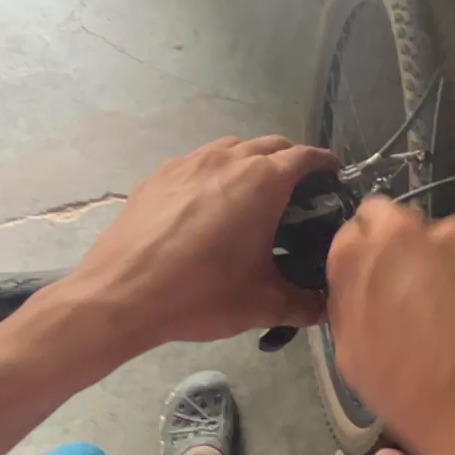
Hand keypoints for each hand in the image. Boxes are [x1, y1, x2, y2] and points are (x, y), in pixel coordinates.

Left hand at [41, 136, 338, 361]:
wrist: (119, 296)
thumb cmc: (200, 294)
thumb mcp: (263, 304)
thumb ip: (305, 304)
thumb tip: (328, 309)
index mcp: (263, 181)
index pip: (307, 157)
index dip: (326, 166)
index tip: (335, 180)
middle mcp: (229, 159)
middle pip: (272, 145)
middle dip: (291, 162)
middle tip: (298, 195)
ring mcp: (190, 162)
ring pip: (233, 148)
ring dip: (251, 162)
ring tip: (252, 197)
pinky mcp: (159, 174)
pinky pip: (199, 161)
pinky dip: (215, 173)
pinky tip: (208, 207)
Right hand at [325, 199, 454, 445]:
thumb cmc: (406, 388)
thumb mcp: (349, 348)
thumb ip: (346, 294)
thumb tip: (357, 275)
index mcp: (360, 253)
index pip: (352, 229)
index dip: (361, 254)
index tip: (372, 279)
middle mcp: (406, 229)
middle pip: (393, 219)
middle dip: (396, 245)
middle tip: (408, 286)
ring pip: (438, 234)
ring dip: (438, 255)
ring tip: (450, 301)